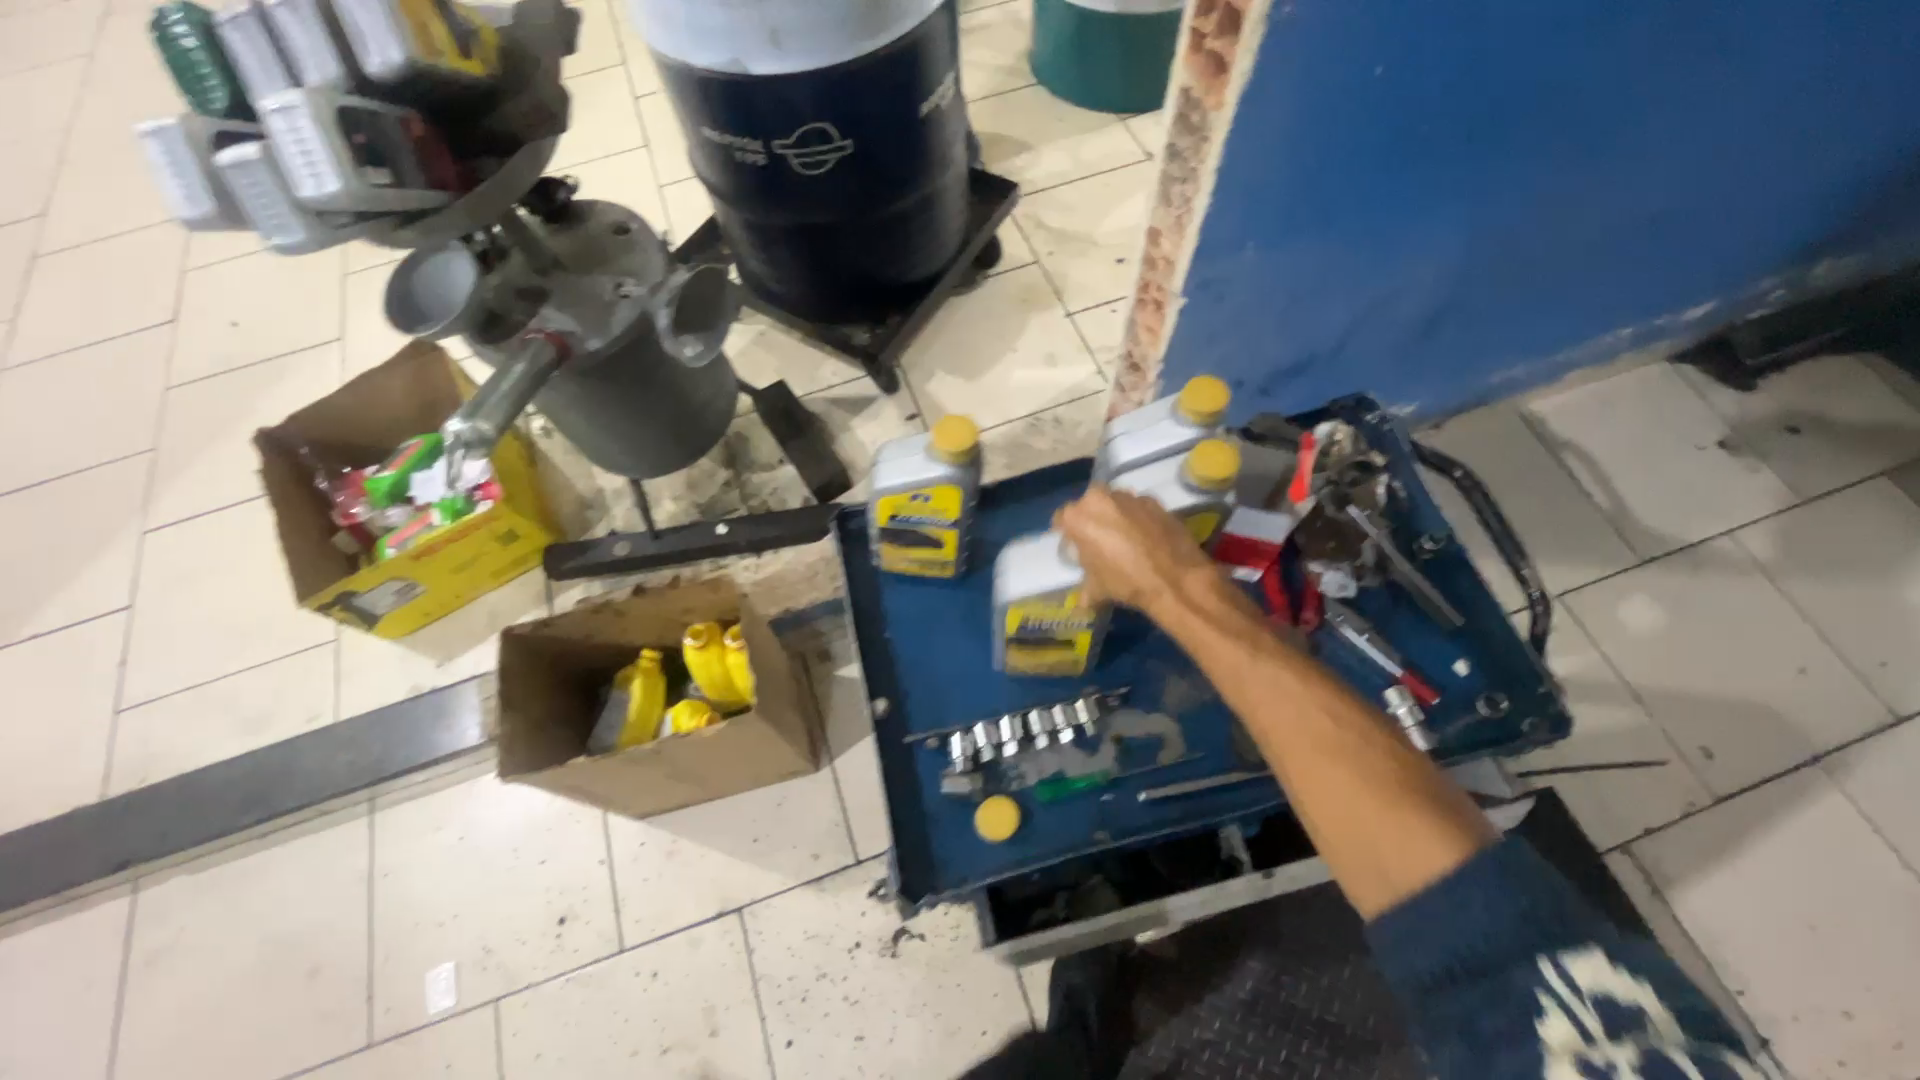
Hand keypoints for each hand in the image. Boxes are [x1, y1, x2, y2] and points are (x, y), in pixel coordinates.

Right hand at [1053, 486, 1218, 612]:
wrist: (1174, 578)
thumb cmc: (1125, 581)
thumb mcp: (1097, 589)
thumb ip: (1085, 589)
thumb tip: (1083, 601)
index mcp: (1077, 517)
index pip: (1061, 519)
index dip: (1067, 533)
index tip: (1074, 544)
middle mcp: (1100, 499)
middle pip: (1088, 505)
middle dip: (1091, 519)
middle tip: (1098, 540)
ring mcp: (1129, 497)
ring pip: (1114, 503)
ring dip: (1115, 516)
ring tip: (1125, 538)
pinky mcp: (1154, 501)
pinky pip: (1138, 507)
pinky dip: (1138, 518)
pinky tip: (1146, 537)